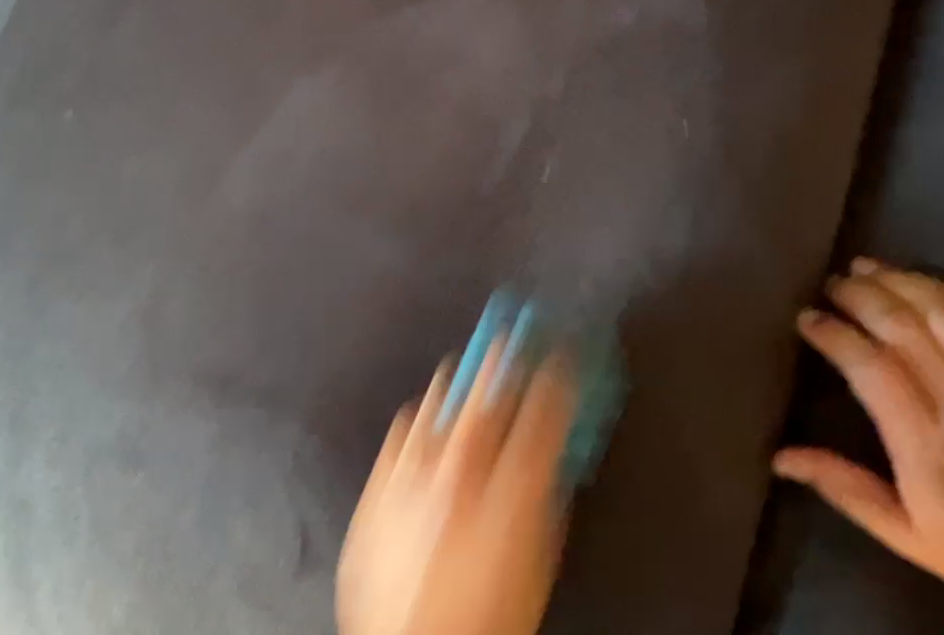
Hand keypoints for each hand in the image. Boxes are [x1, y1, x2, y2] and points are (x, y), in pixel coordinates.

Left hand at [338, 342, 576, 634]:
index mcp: (512, 486)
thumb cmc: (489, 615)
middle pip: (491, 386)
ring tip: (476, 370)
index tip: (565, 351)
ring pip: (441, 395)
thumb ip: (546, 495)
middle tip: (521, 336)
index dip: (560, 370)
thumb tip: (551, 454)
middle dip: (512, 354)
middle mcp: (461, 466)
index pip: (546, 405)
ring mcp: (412, 469)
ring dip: (466, 378)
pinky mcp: (378, 482)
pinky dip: (424, 417)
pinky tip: (432, 420)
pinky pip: (403, 427)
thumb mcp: (540, 557)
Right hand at [773, 259, 943, 621]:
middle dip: (858, 295)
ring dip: (900, 281)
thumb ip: (843, 487)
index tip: (806, 318)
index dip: (832, 332)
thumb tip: (779, 458)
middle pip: (901, 325)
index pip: (868, 364)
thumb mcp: (902, 534)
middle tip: (829, 284)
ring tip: (865, 268)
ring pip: (942, 311)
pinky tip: (923, 282)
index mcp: (922, 438)